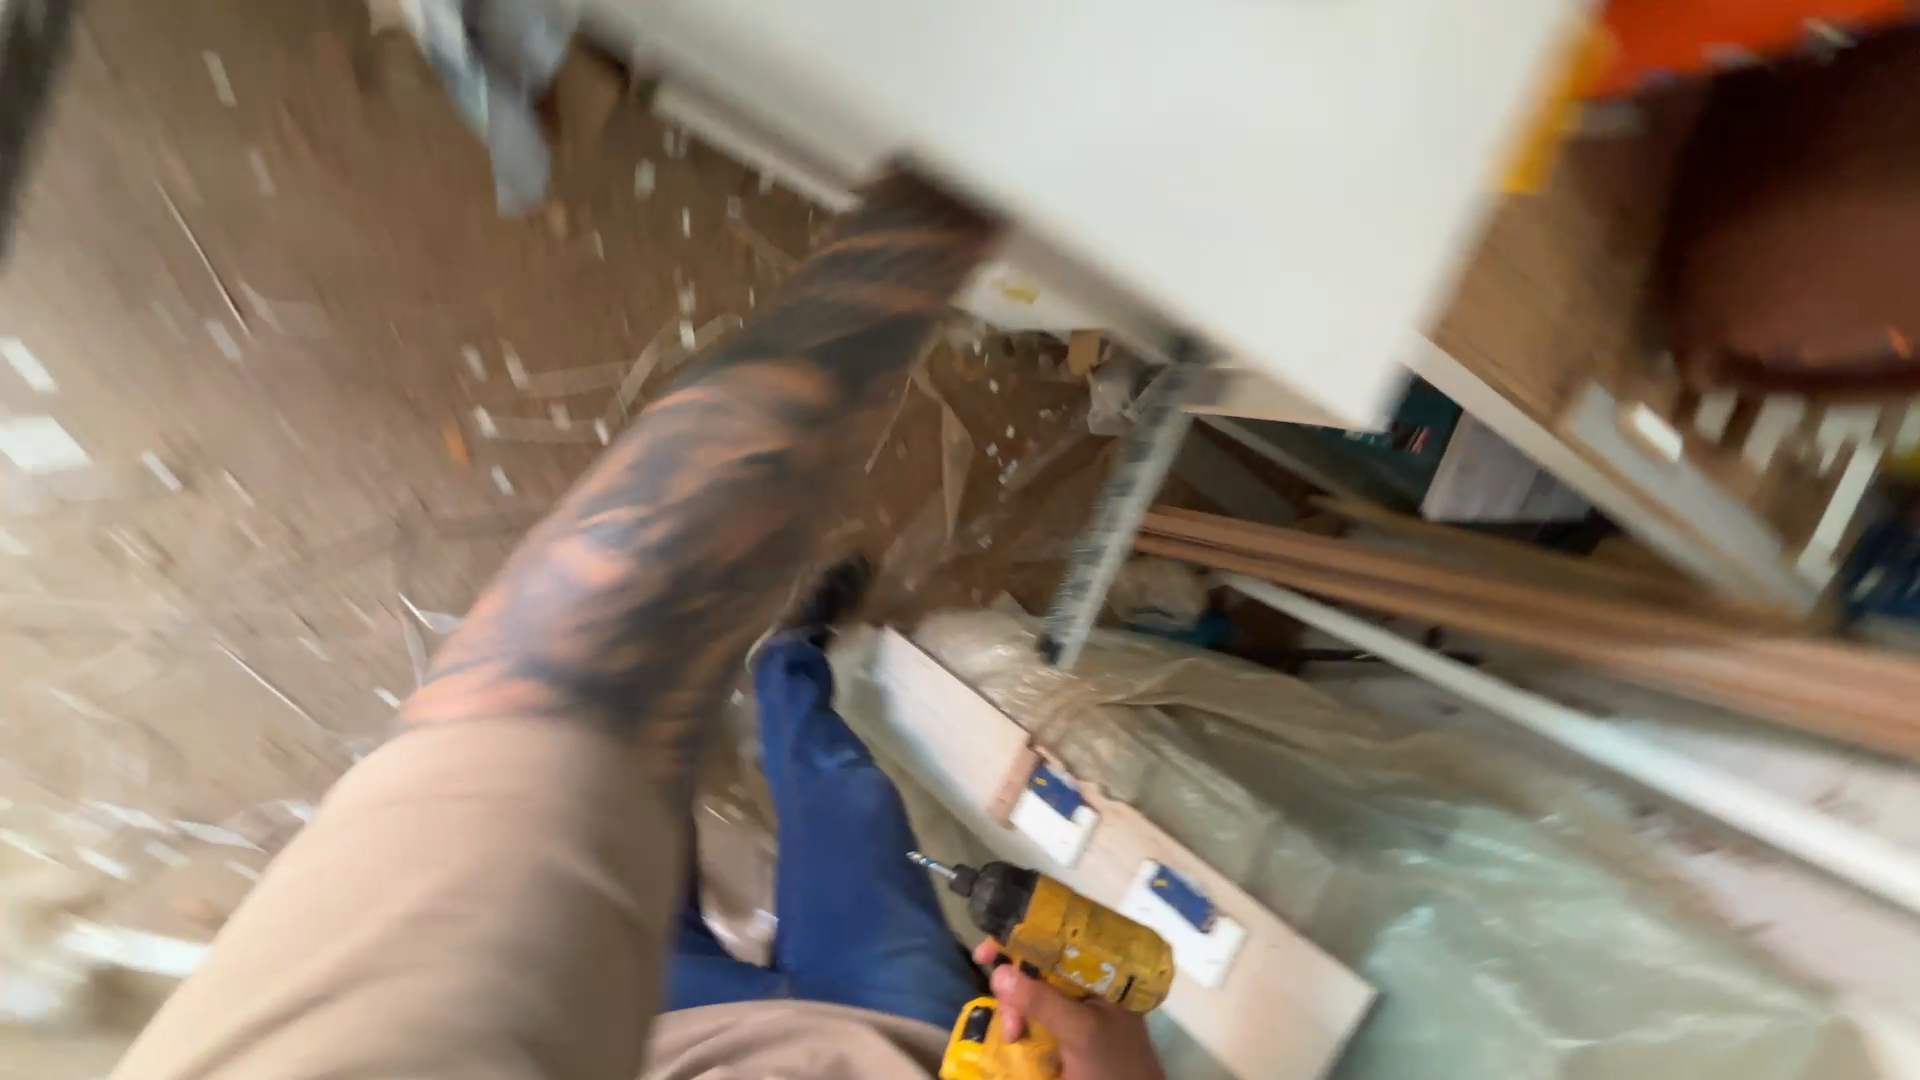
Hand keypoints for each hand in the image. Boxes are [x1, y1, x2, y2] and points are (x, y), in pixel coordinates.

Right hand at [972, 941, 1166, 1079]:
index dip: (1019, 937)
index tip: (986, 952)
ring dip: (1013, 1009)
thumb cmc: (1114, 1066)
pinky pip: (1030, 1013)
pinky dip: (1017, 1021)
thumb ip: (1043, 1001)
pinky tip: (1014, 1036)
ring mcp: (1071, 1006)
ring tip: (1014, 1037)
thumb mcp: (1080, 1031)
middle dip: (1013, 986)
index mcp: (1096, 967)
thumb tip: (999, 972)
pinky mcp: (1061, 1030)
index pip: (1054, 936)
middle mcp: (1082, 979)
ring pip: (1027, 990)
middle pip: (1034, 963)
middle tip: (1011, 1022)